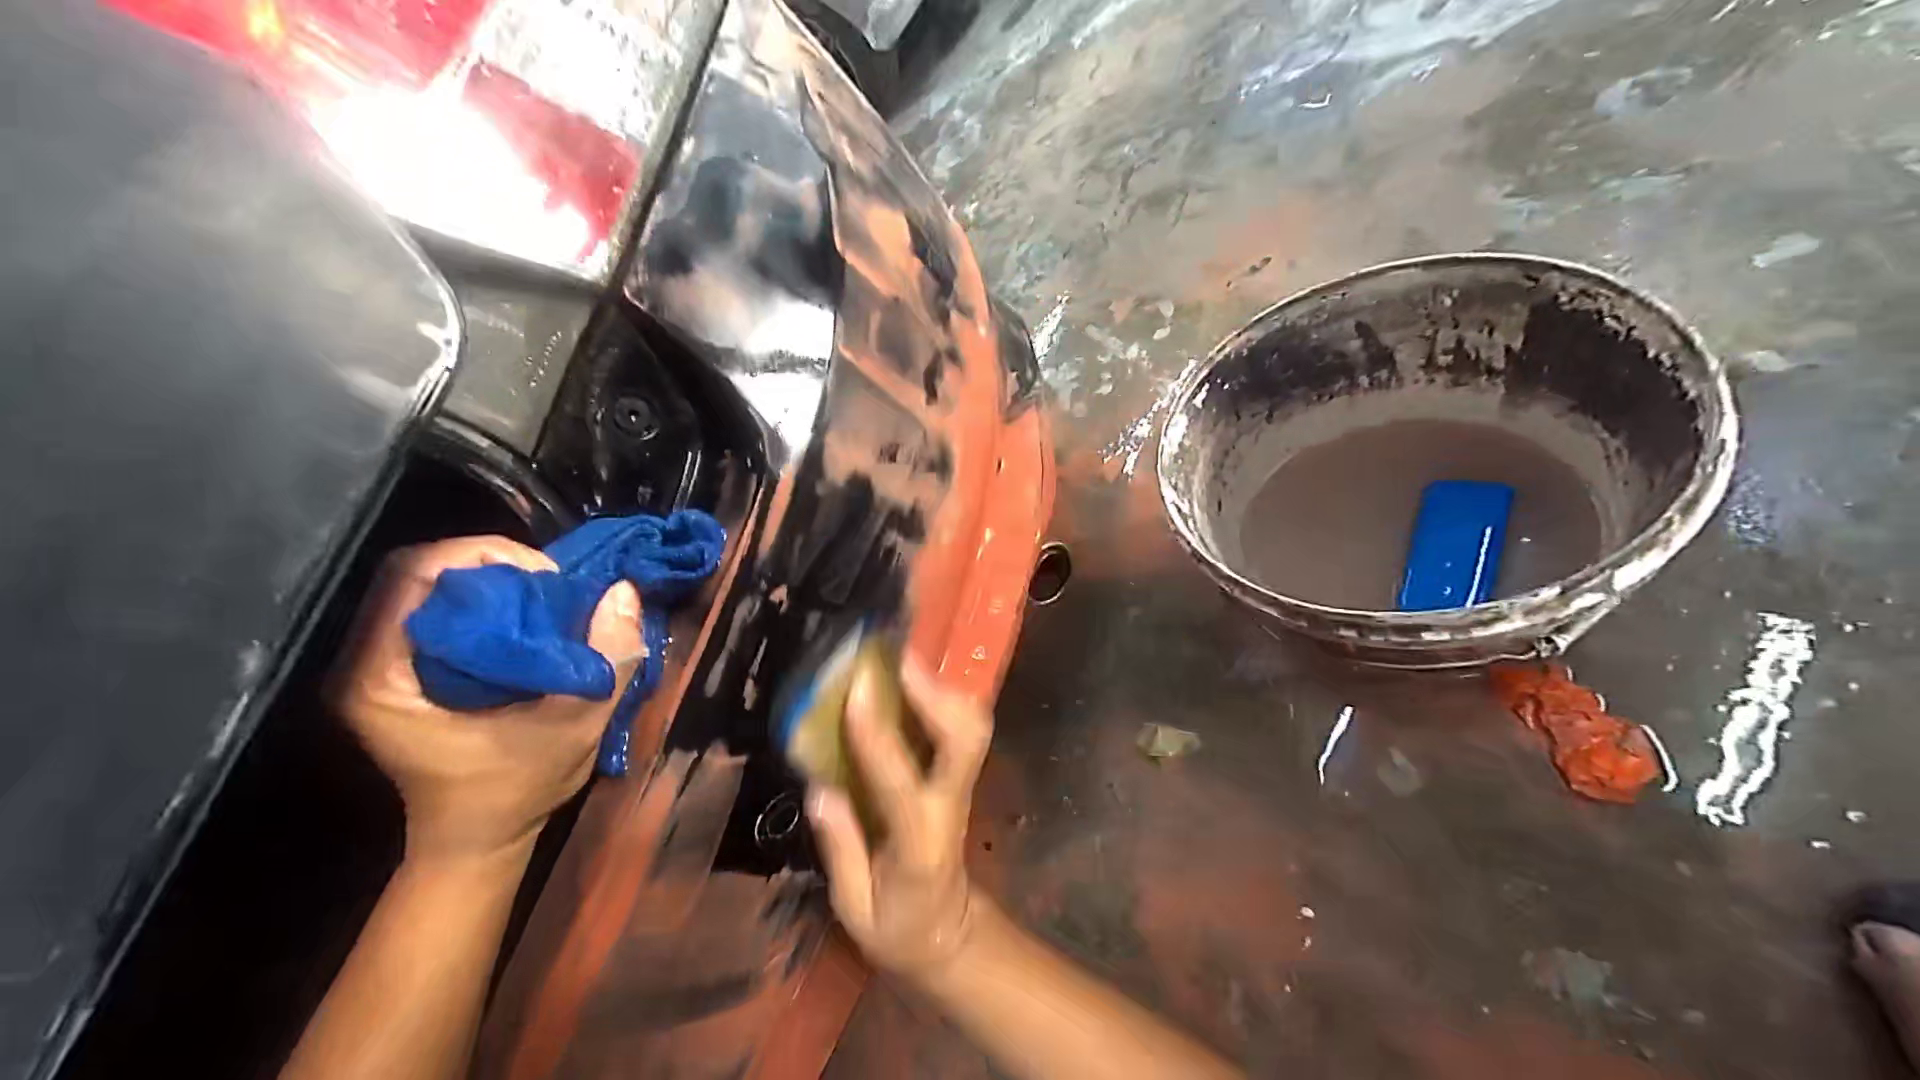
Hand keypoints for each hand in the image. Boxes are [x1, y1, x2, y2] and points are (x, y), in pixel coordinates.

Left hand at [331, 536, 644, 862]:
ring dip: (492, 581)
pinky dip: (487, 602)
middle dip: (492, 564)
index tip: (544, 576)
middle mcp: (368, 666)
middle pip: (420, 575)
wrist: (478, 840)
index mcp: (385, 680)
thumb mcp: (574, 727)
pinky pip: (439, 611)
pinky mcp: (404, 673)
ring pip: (430, 590)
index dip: (481, 556)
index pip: (413, 577)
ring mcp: (383, 669)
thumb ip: (606, 662)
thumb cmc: (515, 791)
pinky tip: (529, 617)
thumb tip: (622, 591)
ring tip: (546, 597)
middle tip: (551, 584)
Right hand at [806, 656, 992, 980]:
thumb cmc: (897, 926)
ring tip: (902, 659)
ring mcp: (963, 788)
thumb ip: (841, 850)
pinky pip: (964, 727)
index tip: (857, 688)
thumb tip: (820, 789)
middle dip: (936, 692)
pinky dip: (945, 697)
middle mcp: (949, 805)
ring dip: (943, 688)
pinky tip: (914, 678)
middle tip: (897, 657)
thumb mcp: (855, 910)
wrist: (949, 932)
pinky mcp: (962, 777)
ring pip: (972, 726)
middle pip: (966, 739)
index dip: (877, 734)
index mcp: (918, 844)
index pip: (901, 783)